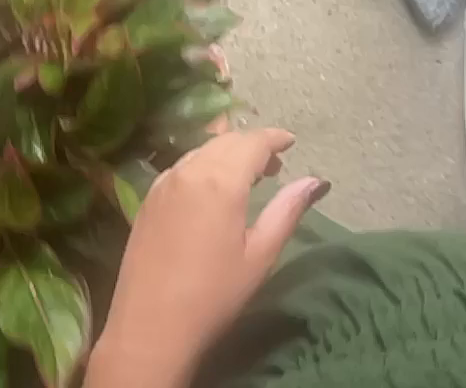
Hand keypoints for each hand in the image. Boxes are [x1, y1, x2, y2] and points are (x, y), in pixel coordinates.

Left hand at [86, 129, 329, 387]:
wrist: (149, 327)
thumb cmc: (213, 295)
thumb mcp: (260, 255)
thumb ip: (287, 210)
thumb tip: (315, 180)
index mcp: (221, 181)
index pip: (252, 142)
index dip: (274, 137)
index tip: (291, 141)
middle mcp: (191, 170)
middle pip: (227, 140)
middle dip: (253, 144)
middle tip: (274, 165)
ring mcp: (165, 181)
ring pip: (203, 149)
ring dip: (227, 152)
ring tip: (246, 175)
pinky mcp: (149, 196)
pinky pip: (183, 165)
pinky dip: (204, 163)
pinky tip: (211, 188)